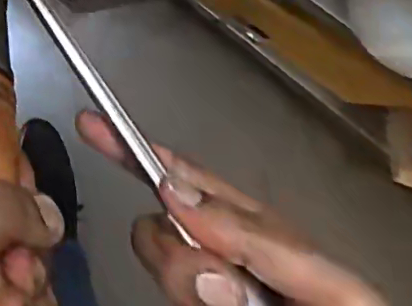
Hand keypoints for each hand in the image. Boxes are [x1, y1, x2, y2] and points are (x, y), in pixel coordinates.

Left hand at [0, 138, 65, 305]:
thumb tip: (53, 215)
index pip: (2, 150)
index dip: (20, 183)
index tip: (22, 216)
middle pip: (27, 210)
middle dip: (27, 248)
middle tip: (11, 271)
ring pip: (34, 256)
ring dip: (26, 286)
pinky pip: (30, 292)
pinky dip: (23, 305)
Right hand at [76, 112, 383, 305]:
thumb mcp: (322, 278)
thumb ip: (252, 234)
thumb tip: (170, 188)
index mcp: (246, 227)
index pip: (179, 176)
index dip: (131, 147)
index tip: (89, 123)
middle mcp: (217, 255)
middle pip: (155, 228)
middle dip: (172, 250)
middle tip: (226, 287)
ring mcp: (205, 292)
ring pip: (162, 269)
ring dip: (187, 283)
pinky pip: (165, 296)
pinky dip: (186, 299)